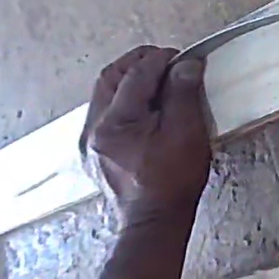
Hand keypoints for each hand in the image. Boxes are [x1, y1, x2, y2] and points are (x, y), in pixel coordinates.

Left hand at [79, 46, 211, 229]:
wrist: (154, 220)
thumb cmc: (174, 177)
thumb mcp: (187, 130)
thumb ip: (183, 92)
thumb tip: (185, 64)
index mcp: (114, 122)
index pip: (136, 73)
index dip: (163, 58)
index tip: (186, 58)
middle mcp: (94, 129)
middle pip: (110, 77)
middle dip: (140, 62)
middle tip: (171, 63)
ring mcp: (91, 142)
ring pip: (106, 93)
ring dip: (134, 79)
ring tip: (164, 83)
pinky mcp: (97, 151)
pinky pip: (108, 111)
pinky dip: (129, 98)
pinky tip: (152, 106)